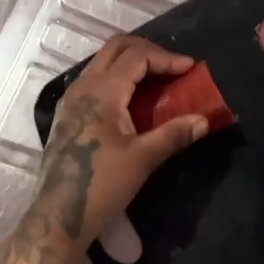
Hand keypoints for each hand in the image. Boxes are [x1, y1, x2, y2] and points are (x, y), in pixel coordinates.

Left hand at [0, 37, 207, 263]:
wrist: (59, 216)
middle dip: (147, 50)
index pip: (136, 57)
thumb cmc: (102, 185)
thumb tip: (204, 120)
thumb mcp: (142, 159)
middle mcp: (83, 85)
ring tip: (157, 78)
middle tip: (172, 65)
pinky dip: (117, 75)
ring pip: (103, 61)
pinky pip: (94, 77)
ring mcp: (71, 97)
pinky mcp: (68, 112)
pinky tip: (132, 97)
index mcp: (102, 91)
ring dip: (130, 61)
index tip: (190, 67)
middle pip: (116, 48)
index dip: (165, 58)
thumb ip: (173, 134)